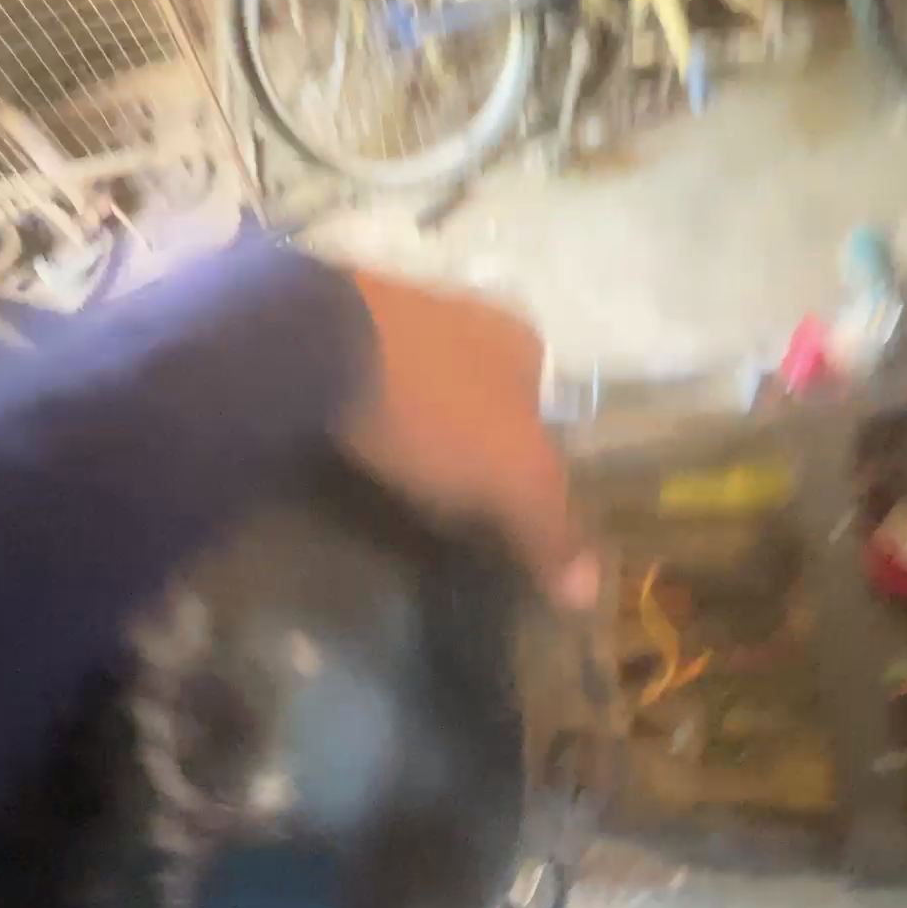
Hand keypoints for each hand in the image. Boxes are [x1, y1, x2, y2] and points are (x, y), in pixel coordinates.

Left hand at [340, 270, 596, 608]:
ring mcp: (400, 314)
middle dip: (474, 447)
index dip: (534, 467)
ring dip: (419, 432)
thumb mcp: (513, 481)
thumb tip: (588, 593)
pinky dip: (370, 417)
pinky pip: (370, 384)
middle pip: (485, 399)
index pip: (545, 414)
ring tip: (399, 482)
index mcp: (521, 342)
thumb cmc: (439, 410)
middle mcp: (468, 316)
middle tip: (451, 504)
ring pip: (426, 389)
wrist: (318, 346)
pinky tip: (356, 446)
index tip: (506, 513)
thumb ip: (552, 530)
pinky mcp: (339, 323)